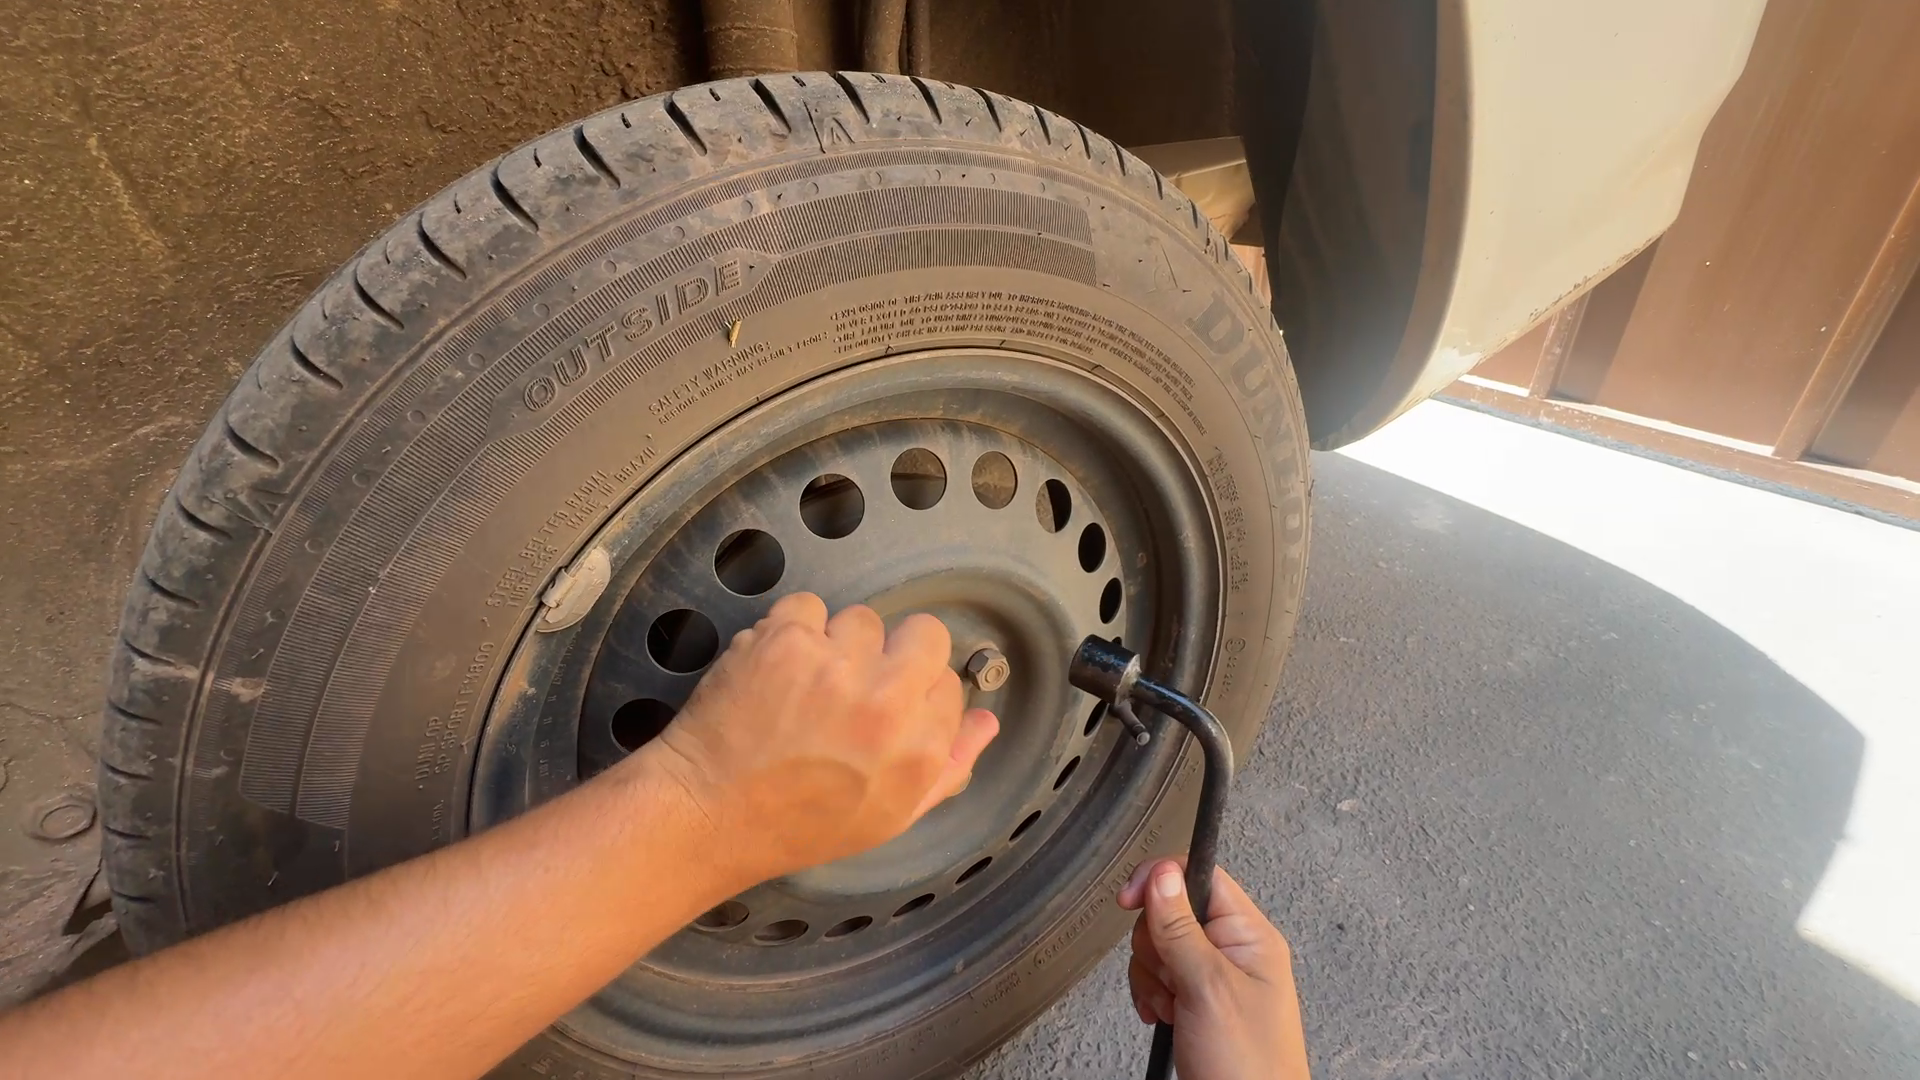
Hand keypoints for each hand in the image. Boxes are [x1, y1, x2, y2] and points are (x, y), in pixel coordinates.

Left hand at [640, 592, 999, 888]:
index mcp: (919, 749)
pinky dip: (792, 629)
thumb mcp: (891, 815)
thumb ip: (949, 766)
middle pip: (924, 632)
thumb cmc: (803, 823)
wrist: (708, 814)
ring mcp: (834, 665)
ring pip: (861, 619)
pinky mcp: (785, 640)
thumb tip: (987, 720)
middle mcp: (886, 702)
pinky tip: (776, 666)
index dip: (917, 690)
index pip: (949, 681)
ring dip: (839, 643)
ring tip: (806, 682)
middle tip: (858, 680)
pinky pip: (808, 605)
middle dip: (896, 651)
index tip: (885, 706)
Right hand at [1119, 859, 1310, 1079]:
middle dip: (1155, 943)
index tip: (1128, 899)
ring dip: (1151, 975)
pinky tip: (1161, 1017)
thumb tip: (1161, 871)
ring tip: (1170, 1008)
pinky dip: (1150, 992)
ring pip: (1157, 943)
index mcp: (1248, 934)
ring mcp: (1211, 975)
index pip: (1199, 874)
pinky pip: (1155, 974)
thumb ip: (1180, 928)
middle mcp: (1230, 948)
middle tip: (1170, 978)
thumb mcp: (1207, 989)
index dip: (1160, 878)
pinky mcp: (1193, 999)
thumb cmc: (1246, 1068)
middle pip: (1170, 909)